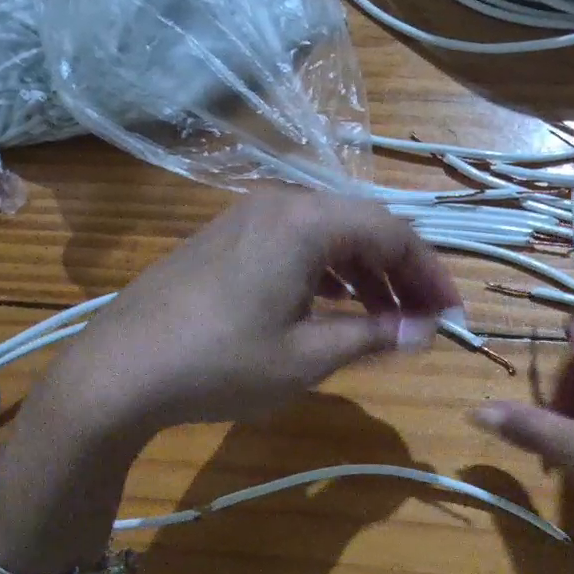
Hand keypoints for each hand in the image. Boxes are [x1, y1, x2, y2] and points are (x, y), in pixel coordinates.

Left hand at [39, 191, 460, 442]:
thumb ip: (374, 336)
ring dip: (367, 274)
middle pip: (364, 227)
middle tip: (426, 320)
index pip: (394, 233)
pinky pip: (297, 244)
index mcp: (307, 222)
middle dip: (403, 273)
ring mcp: (248, 217)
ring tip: (386, 320)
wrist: (120, 370)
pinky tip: (335, 307)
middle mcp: (281, 204)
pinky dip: (329, 273)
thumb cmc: (223, 363)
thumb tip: (425, 331)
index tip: (454, 316)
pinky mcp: (226, 239)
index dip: (431, 274)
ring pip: (330, 235)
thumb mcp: (309, 357)